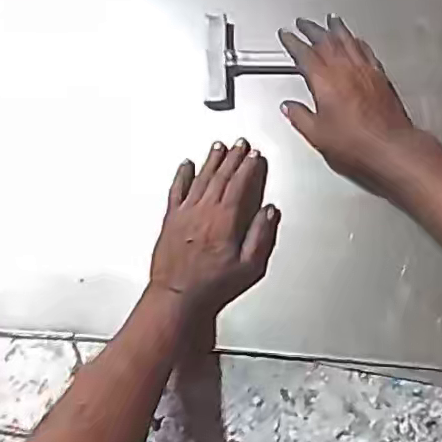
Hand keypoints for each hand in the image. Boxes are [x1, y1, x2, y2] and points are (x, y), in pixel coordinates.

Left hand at [149, 140, 280, 318]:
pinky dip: (182, 175)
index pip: (239, 184)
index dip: (249, 167)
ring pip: (201, 178)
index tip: (255, 155)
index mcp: (225, 220)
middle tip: (241, 144)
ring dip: (212, 160)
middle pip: (221, 176)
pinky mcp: (171, 220)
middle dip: (233, 157)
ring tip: (219, 146)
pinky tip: (186, 165)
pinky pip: (177, 190)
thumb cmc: (213, 286)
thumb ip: (261, 235)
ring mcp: (185, 213)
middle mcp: (204, 211)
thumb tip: (270, 211)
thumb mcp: (250, 266)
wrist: (177, 297)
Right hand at [279, 16, 433, 192]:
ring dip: (337, 29)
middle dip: (312, 29)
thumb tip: (289, 107)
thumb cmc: (357, 144)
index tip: (286, 35)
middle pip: (327, 40)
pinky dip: (358, 42)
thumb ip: (300, 116)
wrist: (391, 147)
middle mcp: (346, 70)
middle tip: (303, 22)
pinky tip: (358, 41)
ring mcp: (366, 71)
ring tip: (331, 20)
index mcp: (325, 80)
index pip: (304, 54)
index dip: (293, 42)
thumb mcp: (317, 135)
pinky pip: (367, 51)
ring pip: (349, 41)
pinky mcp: (381, 77)